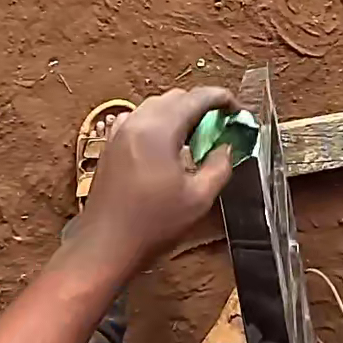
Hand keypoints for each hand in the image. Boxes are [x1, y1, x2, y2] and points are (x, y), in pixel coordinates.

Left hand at [70, 86, 236, 273]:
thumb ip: (219, 166)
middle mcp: (137, 121)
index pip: (196, 98)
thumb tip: (225, 147)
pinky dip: (157, 122)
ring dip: (178, 112)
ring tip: (196, 137)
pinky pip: (138, 119)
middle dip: (201, 105)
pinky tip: (166, 146)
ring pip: (155, 106)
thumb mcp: (199, 198)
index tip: (237, 110)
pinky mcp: (110, 144)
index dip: (222, 98)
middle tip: (220, 126)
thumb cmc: (153, 224)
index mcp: (159, 129)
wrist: (105, 245)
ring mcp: (119, 131)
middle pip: (175, 97)